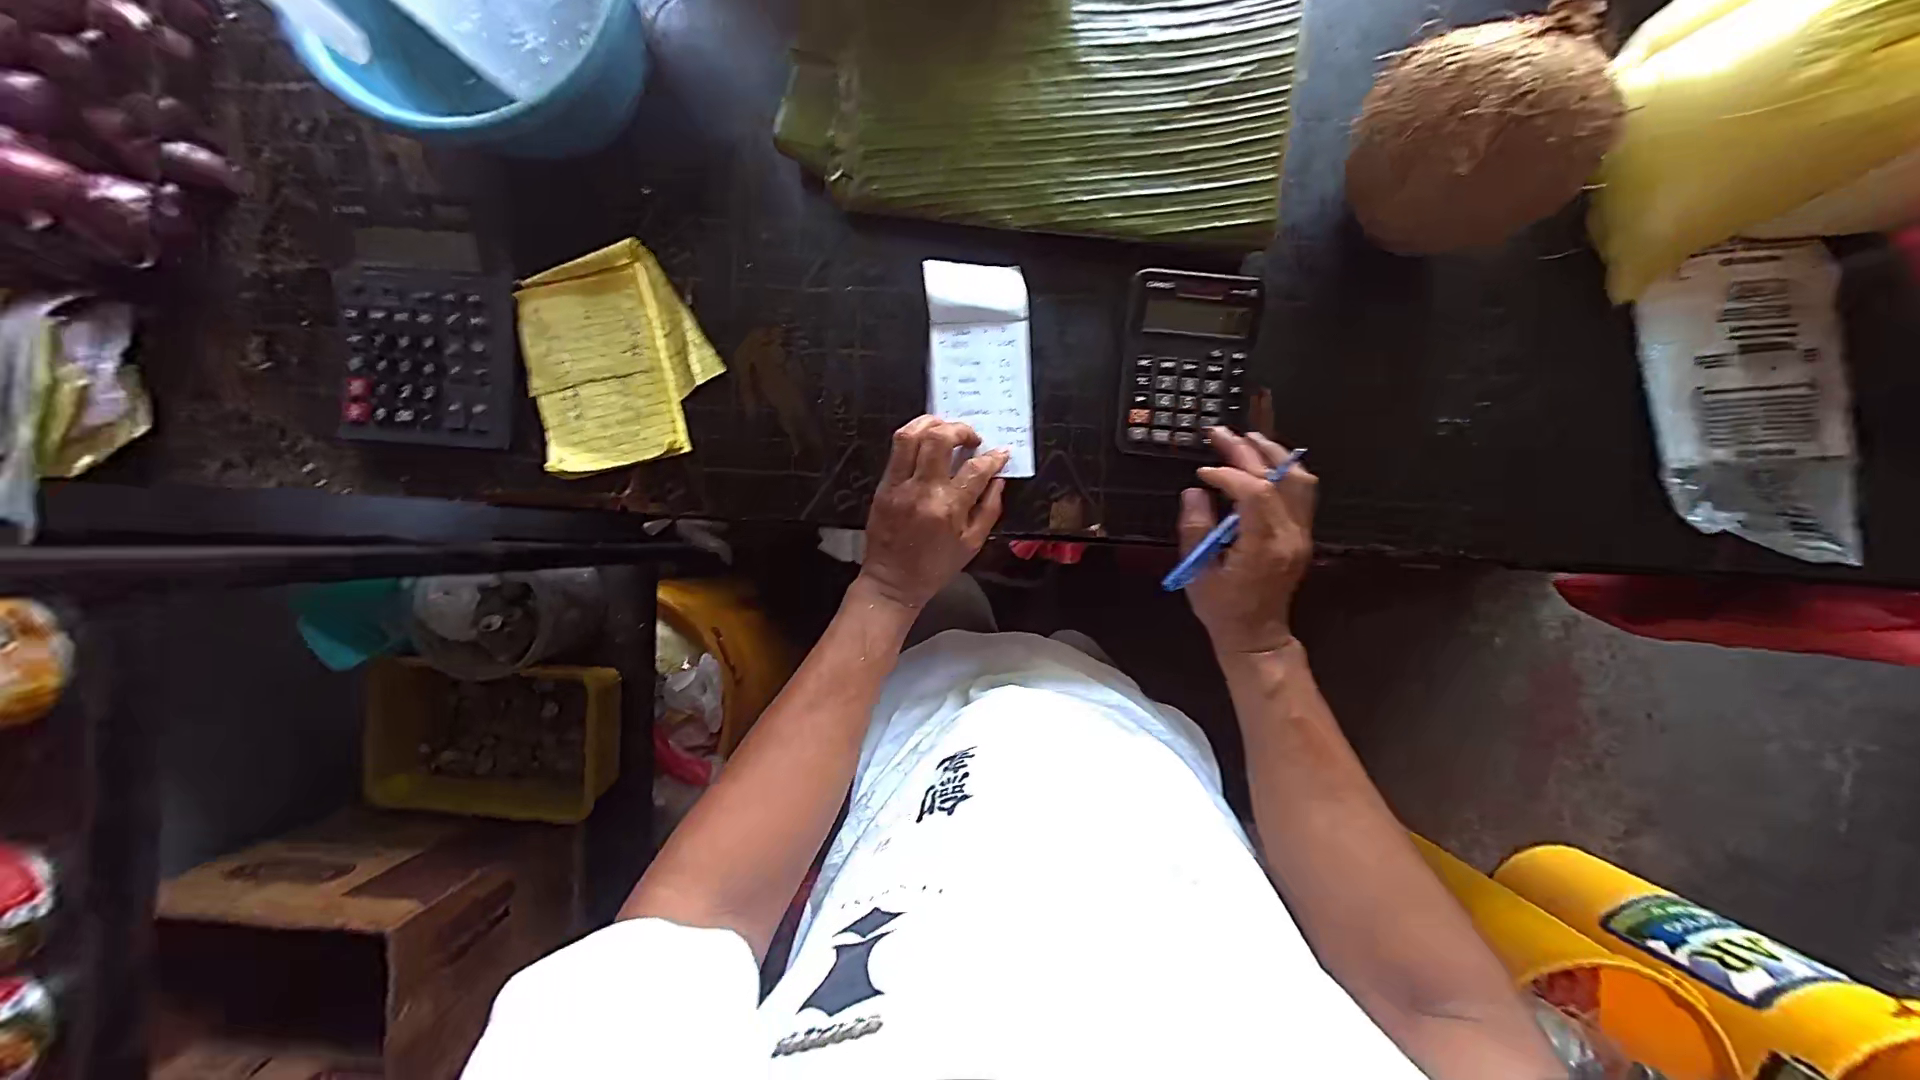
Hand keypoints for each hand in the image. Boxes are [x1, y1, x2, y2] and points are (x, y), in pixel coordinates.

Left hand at [857, 415, 1008, 610]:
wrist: (893, 581)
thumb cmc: (935, 567)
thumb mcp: (973, 544)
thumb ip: (989, 509)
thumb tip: (998, 479)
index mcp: (949, 509)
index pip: (976, 469)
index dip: (993, 457)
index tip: (1000, 453)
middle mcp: (923, 491)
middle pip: (940, 439)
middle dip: (961, 430)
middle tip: (971, 438)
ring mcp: (899, 486)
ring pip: (911, 436)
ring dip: (932, 423)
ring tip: (946, 428)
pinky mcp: (883, 487)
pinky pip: (896, 451)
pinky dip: (913, 438)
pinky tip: (926, 441)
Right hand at [1178, 428, 1316, 654]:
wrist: (1256, 634)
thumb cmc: (1222, 608)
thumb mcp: (1197, 572)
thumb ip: (1196, 529)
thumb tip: (1194, 491)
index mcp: (1263, 548)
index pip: (1255, 493)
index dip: (1229, 474)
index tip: (1203, 472)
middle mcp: (1289, 536)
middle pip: (1276, 479)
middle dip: (1246, 452)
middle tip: (1219, 434)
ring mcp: (1301, 534)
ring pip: (1299, 480)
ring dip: (1272, 454)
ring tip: (1247, 437)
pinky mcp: (1301, 534)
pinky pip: (1302, 492)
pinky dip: (1283, 470)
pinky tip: (1264, 460)